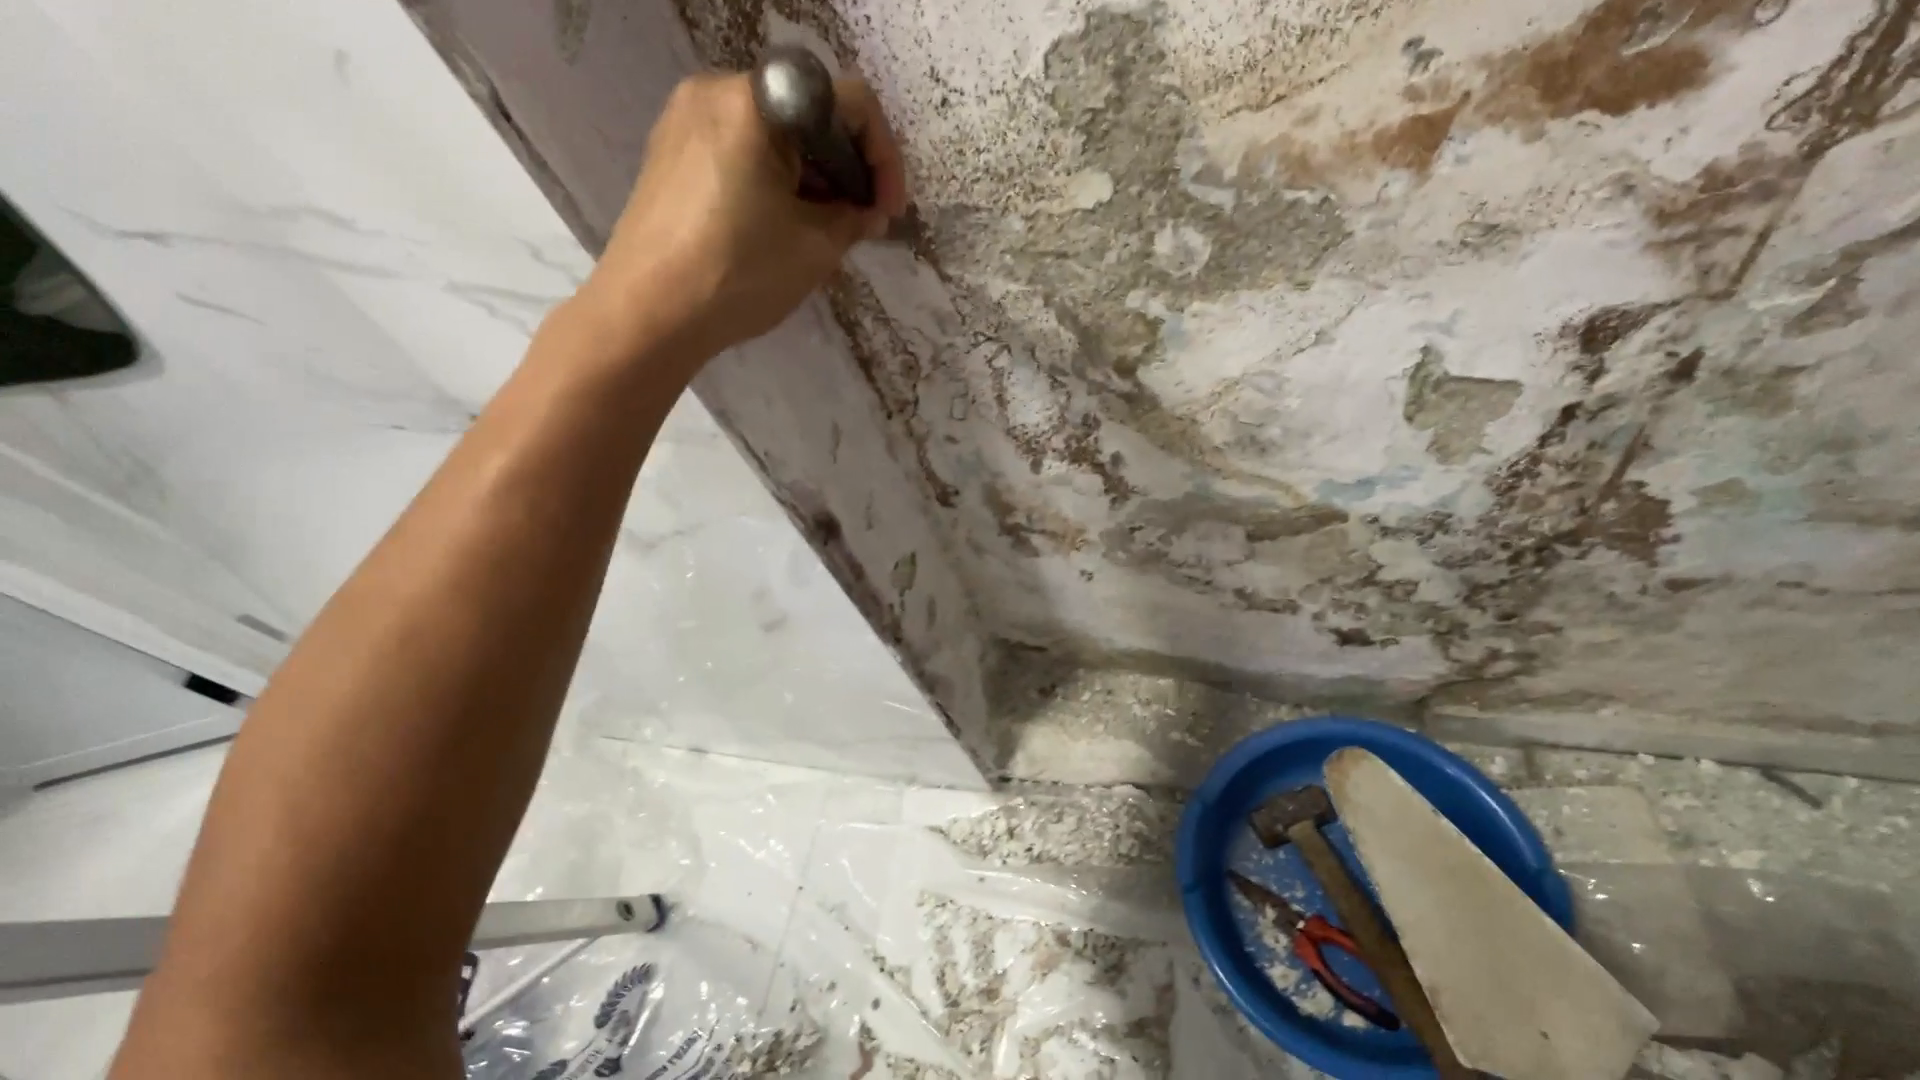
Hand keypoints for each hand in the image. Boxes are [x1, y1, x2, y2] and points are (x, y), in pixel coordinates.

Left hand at [583, 72, 908, 363]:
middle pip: (807, 113)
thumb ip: (856, 216)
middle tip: (861, 221)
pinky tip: (781, 224)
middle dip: (844, 168)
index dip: (882, 157)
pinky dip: (773, 179)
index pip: (847, 103)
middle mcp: (715, 91)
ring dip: (811, 176)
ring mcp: (685, 120)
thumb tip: (867, 210)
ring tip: (824, 230)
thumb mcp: (816, 247)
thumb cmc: (737, 273)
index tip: (887, 211)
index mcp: (755, 101)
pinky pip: (740, 149)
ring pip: (774, 133)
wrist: (647, 314)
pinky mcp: (670, 152)